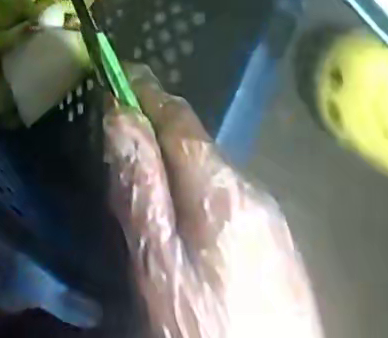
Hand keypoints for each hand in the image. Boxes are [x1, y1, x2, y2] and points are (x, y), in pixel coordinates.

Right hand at [104, 67, 320, 337]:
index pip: (177, 114)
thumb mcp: (156, 256)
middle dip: (152, 138)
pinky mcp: (277, 250)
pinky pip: (225, 202)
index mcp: (223, 185)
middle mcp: (254, 190)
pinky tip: (181, 236)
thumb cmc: (202, 324)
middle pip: (191, 144)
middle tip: (113, 158)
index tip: (109, 74)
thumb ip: (137, 180)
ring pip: (208, 173)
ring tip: (141, 202)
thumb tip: (117, 109)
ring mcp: (272, 222)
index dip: (142, 90)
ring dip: (172, 170)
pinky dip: (194, 198)